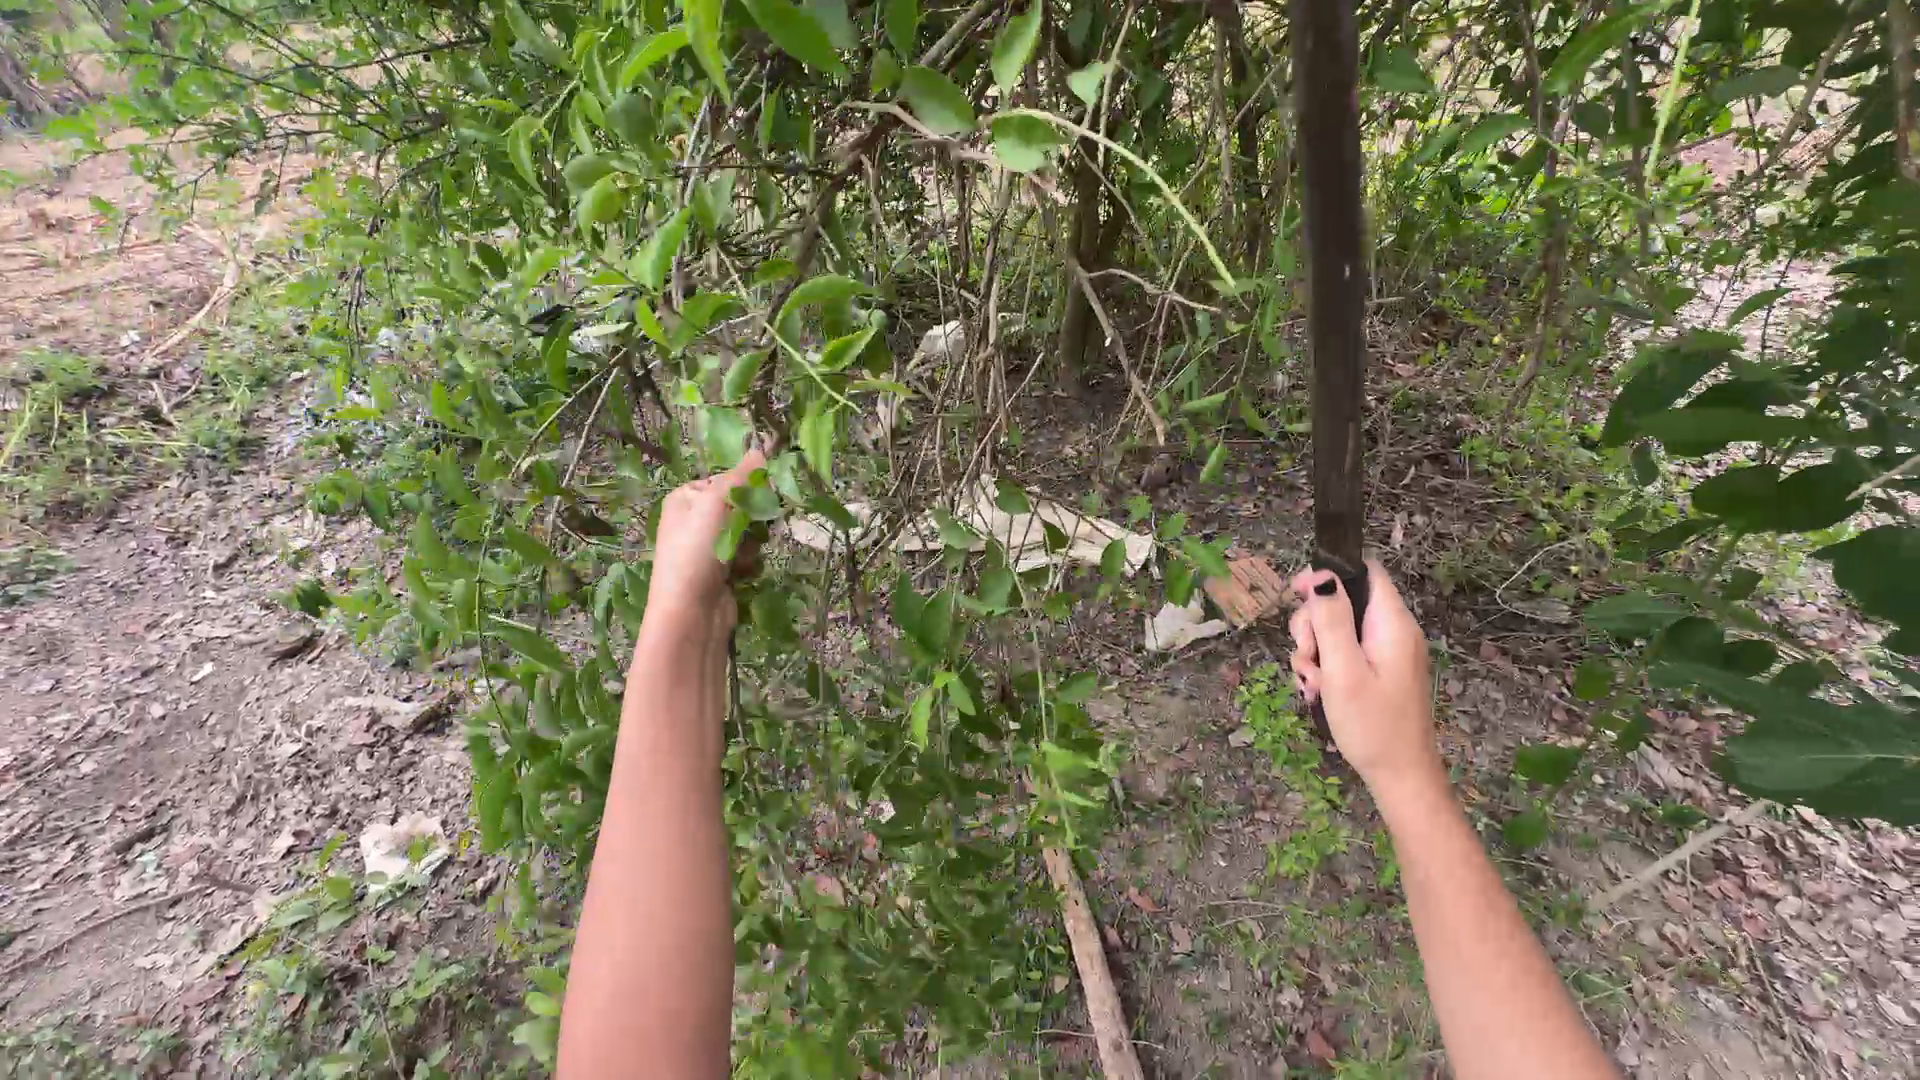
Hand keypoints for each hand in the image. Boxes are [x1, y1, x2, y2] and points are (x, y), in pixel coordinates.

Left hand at [645, 447, 766, 637]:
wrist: (689, 614)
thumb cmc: (696, 553)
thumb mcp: (716, 505)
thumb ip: (741, 476)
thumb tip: (762, 446)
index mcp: (686, 498)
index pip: (727, 480)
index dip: (748, 487)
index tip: (765, 494)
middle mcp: (694, 520)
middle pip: (741, 506)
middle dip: (753, 519)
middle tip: (755, 529)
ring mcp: (707, 548)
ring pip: (749, 533)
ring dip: (753, 543)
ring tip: (743, 557)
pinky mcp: (721, 573)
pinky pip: (748, 557)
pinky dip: (750, 563)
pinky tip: (742, 574)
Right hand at [1288, 560, 1440, 793]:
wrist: (1399, 777)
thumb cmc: (1372, 725)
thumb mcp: (1343, 670)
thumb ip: (1332, 620)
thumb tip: (1321, 575)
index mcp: (1392, 624)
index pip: (1365, 571)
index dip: (1328, 575)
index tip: (1297, 595)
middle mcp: (1392, 632)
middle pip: (1342, 601)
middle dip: (1312, 625)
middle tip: (1307, 656)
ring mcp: (1385, 653)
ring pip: (1336, 630)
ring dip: (1313, 651)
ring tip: (1312, 683)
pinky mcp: (1377, 671)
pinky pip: (1343, 653)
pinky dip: (1324, 668)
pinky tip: (1317, 691)